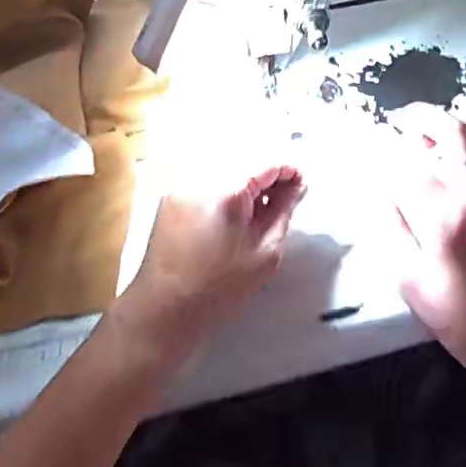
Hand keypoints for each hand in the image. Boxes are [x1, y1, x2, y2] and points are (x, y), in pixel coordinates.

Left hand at [109, 164, 305, 368]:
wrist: (165, 308)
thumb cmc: (220, 287)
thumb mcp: (265, 252)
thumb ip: (284, 211)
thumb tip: (295, 186)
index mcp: (228, 189)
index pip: (267, 161)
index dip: (288, 170)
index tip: (300, 182)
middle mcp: (202, 175)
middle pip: (245, 158)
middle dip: (267, 173)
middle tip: (282, 196)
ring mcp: (182, 182)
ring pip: (225, 165)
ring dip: (246, 178)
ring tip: (257, 206)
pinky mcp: (171, 193)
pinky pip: (206, 177)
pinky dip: (224, 185)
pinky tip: (232, 211)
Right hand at [388, 104, 465, 365]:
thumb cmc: (453, 313)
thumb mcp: (406, 277)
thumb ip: (390, 227)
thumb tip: (381, 190)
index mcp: (444, 219)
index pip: (408, 168)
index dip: (384, 155)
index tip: (364, 147)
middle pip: (451, 136)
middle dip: (420, 120)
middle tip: (396, 119)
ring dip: (442, 123)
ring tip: (415, 124)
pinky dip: (457, 138)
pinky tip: (437, 145)